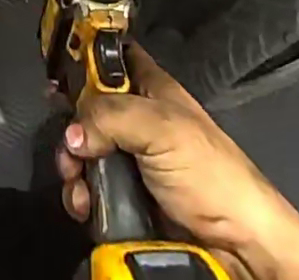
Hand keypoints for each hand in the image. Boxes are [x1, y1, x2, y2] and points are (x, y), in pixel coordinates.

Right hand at [57, 46, 298, 279]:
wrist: (238, 243)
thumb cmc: (207, 171)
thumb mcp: (161, 128)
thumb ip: (112, 116)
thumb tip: (71, 133)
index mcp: (152, 89)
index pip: (114, 58)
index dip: (88, 56)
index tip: (61, 68)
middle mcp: (137, 120)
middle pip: (89, 109)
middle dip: (72, 126)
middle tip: (70, 146)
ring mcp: (130, 160)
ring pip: (84, 150)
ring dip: (72, 166)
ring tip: (78, 184)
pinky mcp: (124, 197)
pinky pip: (88, 187)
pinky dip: (79, 194)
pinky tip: (84, 204)